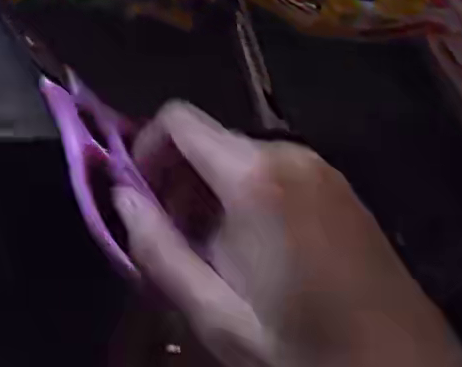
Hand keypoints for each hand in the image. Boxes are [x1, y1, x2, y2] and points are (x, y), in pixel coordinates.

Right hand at [114, 102, 461, 366]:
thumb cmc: (310, 357)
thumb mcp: (219, 318)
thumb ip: (157, 249)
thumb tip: (120, 194)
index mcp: (254, 173)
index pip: (177, 119)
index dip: (145, 147)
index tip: (138, 198)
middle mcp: (287, 152)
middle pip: (207, 140)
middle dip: (176, 179)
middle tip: (170, 239)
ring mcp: (320, 168)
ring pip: (237, 158)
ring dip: (209, 192)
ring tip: (209, 256)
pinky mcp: (340, 189)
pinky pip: (272, 173)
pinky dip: (245, 197)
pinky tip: (253, 255)